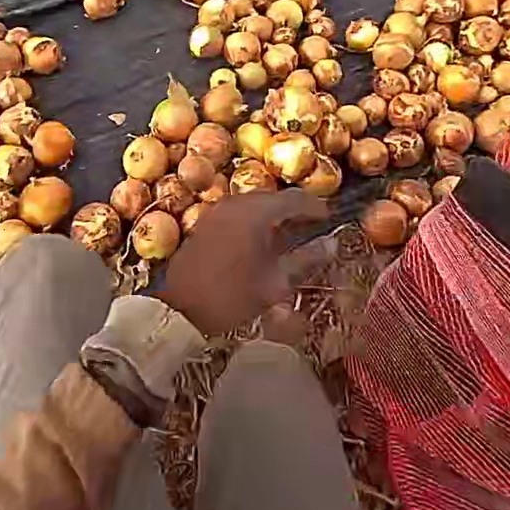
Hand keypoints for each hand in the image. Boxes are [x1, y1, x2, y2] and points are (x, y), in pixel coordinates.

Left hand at [156, 190, 331, 334]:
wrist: (178, 310)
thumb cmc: (232, 296)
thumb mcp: (275, 282)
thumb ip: (306, 260)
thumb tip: (332, 244)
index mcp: (257, 212)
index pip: (295, 198)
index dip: (315, 206)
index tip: (329, 218)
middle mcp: (237, 203)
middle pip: (274, 198)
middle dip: (295, 210)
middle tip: (312, 226)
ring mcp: (218, 212)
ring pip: (255, 205)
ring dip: (274, 216)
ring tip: (290, 235)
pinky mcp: (206, 223)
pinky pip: (239, 214)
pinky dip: (255, 222)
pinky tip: (262, 242)